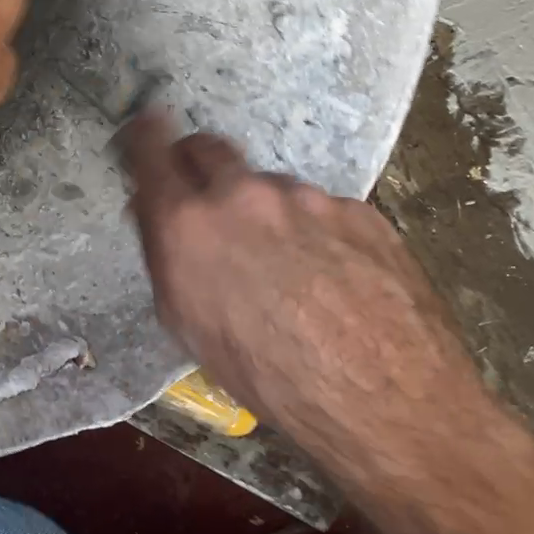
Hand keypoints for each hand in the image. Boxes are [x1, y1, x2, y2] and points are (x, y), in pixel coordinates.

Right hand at [117, 111, 491, 464]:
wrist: (390, 406)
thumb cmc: (266, 373)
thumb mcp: (185, 319)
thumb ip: (164, 251)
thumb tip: (153, 209)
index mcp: (187, 220)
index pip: (149, 147)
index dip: (142, 134)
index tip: (143, 127)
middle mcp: (242, 195)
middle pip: (208, 146)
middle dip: (198, 162)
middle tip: (208, 197)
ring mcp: (307, 199)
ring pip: (269, 185)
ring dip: (263, 207)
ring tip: (287, 261)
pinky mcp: (362, 213)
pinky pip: (322, 209)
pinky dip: (314, 229)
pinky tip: (332, 275)